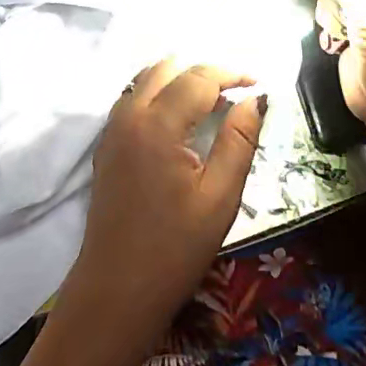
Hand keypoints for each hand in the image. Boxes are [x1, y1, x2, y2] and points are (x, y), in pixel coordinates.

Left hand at [75, 60, 266, 317]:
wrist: (114, 297)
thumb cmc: (174, 249)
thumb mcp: (221, 195)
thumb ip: (240, 139)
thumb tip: (258, 98)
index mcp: (158, 126)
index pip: (199, 77)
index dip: (233, 74)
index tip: (259, 86)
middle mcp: (128, 119)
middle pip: (167, 68)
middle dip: (205, 72)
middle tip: (236, 94)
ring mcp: (111, 134)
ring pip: (145, 80)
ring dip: (180, 80)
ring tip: (212, 103)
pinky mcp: (106, 150)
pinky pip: (132, 101)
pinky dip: (159, 95)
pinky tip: (181, 121)